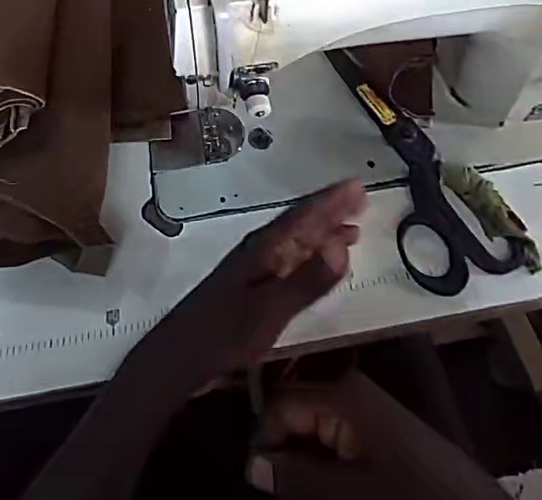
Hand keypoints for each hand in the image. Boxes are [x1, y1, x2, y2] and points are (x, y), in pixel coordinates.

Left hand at [142, 180, 365, 388]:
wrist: (182, 354)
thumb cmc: (225, 332)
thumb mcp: (270, 310)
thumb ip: (307, 280)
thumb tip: (340, 246)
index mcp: (264, 247)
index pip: (303, 215)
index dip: (330, 200)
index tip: (355, 186)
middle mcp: (261, 248)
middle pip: (300, 221)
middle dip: (330, 208)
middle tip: (359, 197)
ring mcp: (256, 264)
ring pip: (296, 238)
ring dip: (323, 229)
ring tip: (351, 223)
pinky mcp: (254, 282)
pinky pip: (290, 256)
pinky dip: (311, 252)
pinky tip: (320, 259)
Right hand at [247, 371, 510, 498]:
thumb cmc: (415, 498)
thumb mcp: (353, 494)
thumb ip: (300, 477)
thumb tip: (252, 463)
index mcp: (343, 392)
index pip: (281, 403)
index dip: (263, 438)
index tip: (254, 478)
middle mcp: (352, 390)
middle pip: (297, 413)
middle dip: (282, 449)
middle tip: (274, 488)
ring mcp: (368, 410)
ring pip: (315, 430)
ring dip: (302, 460)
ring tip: (296, 489)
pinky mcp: (381, 431)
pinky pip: (336, 441)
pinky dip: (324, 463)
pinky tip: (321, 485)